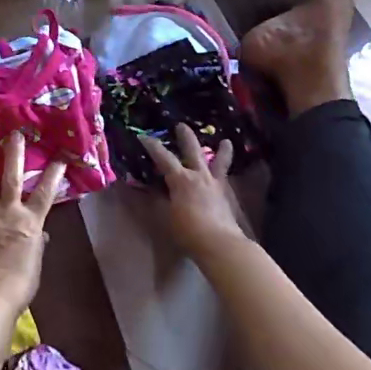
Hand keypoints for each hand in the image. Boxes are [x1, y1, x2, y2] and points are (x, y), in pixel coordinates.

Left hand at [0, 131, 62, 311]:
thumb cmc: (21, 282)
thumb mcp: (36, 260)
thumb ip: (37, 242)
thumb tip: (41, 233)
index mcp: (30, 222)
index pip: (46, 192)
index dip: (54, 173)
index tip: (60, 155)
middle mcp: (8, 212)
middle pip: (11, 177)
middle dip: (13, 153)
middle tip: (12, 132)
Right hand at [141, 124, 248, 261]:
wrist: (220, 243)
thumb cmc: (188, 230)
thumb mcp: (166, 216)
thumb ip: (158, 200)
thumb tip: (149, 189)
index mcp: (180, 179)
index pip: (163, 157)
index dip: (152, 146)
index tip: (143, 136)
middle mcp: (199, 175)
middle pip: (193, 150)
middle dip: (186, 137)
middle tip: (181, 125)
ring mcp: (215, 184)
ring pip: (219, 161)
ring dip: (222, 151)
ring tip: (225, 141)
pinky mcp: (227, 195)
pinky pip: (226, 178)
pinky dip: (226, 172)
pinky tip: (226, 174)